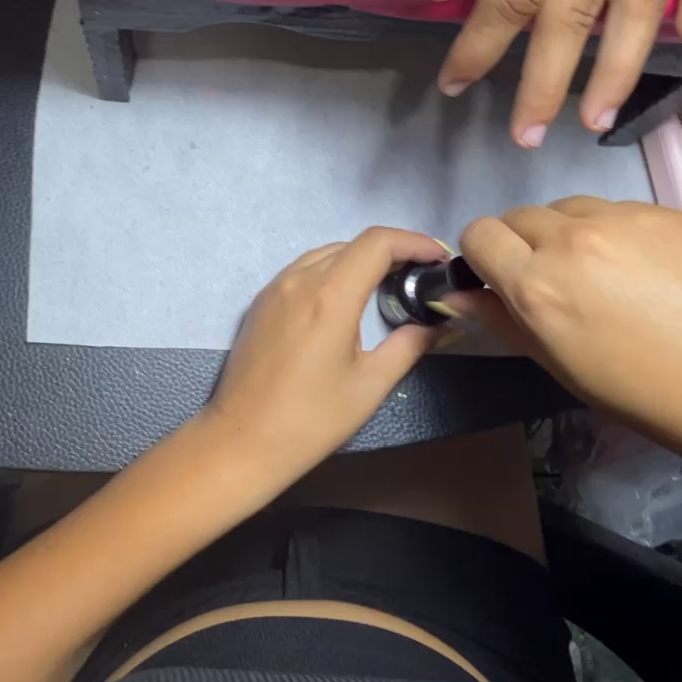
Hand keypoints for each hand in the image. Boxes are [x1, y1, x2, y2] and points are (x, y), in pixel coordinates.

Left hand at [203, 227, 447, 477]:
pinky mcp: (260, 303)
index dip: (414, 241)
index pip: (377, 243)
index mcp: (330, 296)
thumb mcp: (370, 385)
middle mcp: (299, 280)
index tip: (438, 258)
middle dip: (391, 252)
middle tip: (420, 276)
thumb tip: (437, 325)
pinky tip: (345, 299)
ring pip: (325, 254)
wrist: (243, 439)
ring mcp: (274, 289)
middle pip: (352, 244)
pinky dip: (331, 272)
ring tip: (387, 284)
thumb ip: (408, 346)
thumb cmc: (311, 419)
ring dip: (359, 260)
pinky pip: (302, 271)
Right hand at [454, 198, 681, 479]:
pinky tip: (654, 272)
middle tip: (554, 283)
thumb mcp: (565, 370)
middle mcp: (575, 238)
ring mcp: (629, 217)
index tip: (498, 280)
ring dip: (567, 233)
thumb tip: (458, 296)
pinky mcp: (675, 211)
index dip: (481, 257)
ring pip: (569, 207)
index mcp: (539, 284)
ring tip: (606, 275)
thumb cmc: (656, 400)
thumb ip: (506, 323)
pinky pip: (621, 210)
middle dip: (521, 244)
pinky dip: (617, 232)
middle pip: (518, 216)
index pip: (479, 235)